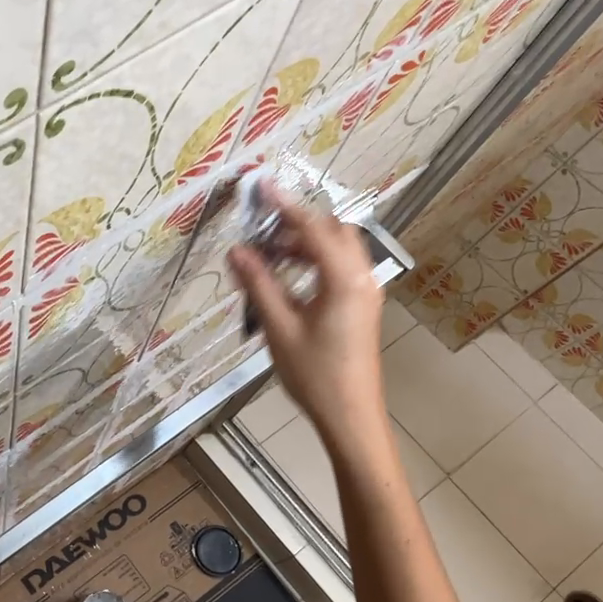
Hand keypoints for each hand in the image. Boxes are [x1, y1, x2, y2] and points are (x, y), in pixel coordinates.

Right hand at [228, 186, 386, 451]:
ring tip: (267, 253)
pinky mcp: (361, 307)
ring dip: (304, 243)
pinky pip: (339, 269)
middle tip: (262, 225)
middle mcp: (362, 278)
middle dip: (298, 222)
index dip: (284, 206)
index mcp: (344, 279)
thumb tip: (236, 250)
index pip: (312, 229)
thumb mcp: (279, 327)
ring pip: (338, 250)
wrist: (350, 415)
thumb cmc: (314, 374)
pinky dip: (313, 262)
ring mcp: (365, 293)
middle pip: (333, 231)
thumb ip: (258, 284)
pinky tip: (286, 278)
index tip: (262, 186)